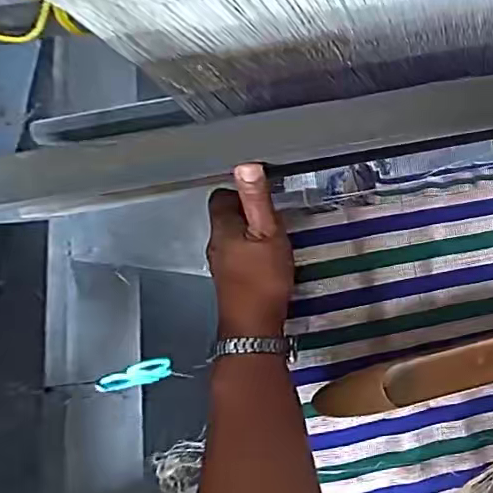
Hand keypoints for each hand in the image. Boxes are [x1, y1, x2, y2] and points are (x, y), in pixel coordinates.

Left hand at [207, 164, 293, 334]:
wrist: (254, 326)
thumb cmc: (263, 278)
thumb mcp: (269, 234)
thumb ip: (257, 200)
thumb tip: (246, 166)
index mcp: (223, 228)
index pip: (222, 197)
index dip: (241, 191)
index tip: (262, 192)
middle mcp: (216, 243)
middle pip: (227, 217)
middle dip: (248, 211)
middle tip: (273, 212)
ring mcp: (222, 264)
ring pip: (234, 236)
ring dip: (251, 232)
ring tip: (275, 234)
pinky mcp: (231, 280)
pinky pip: (239, 255)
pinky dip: (252, 250)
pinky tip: (269, 258)